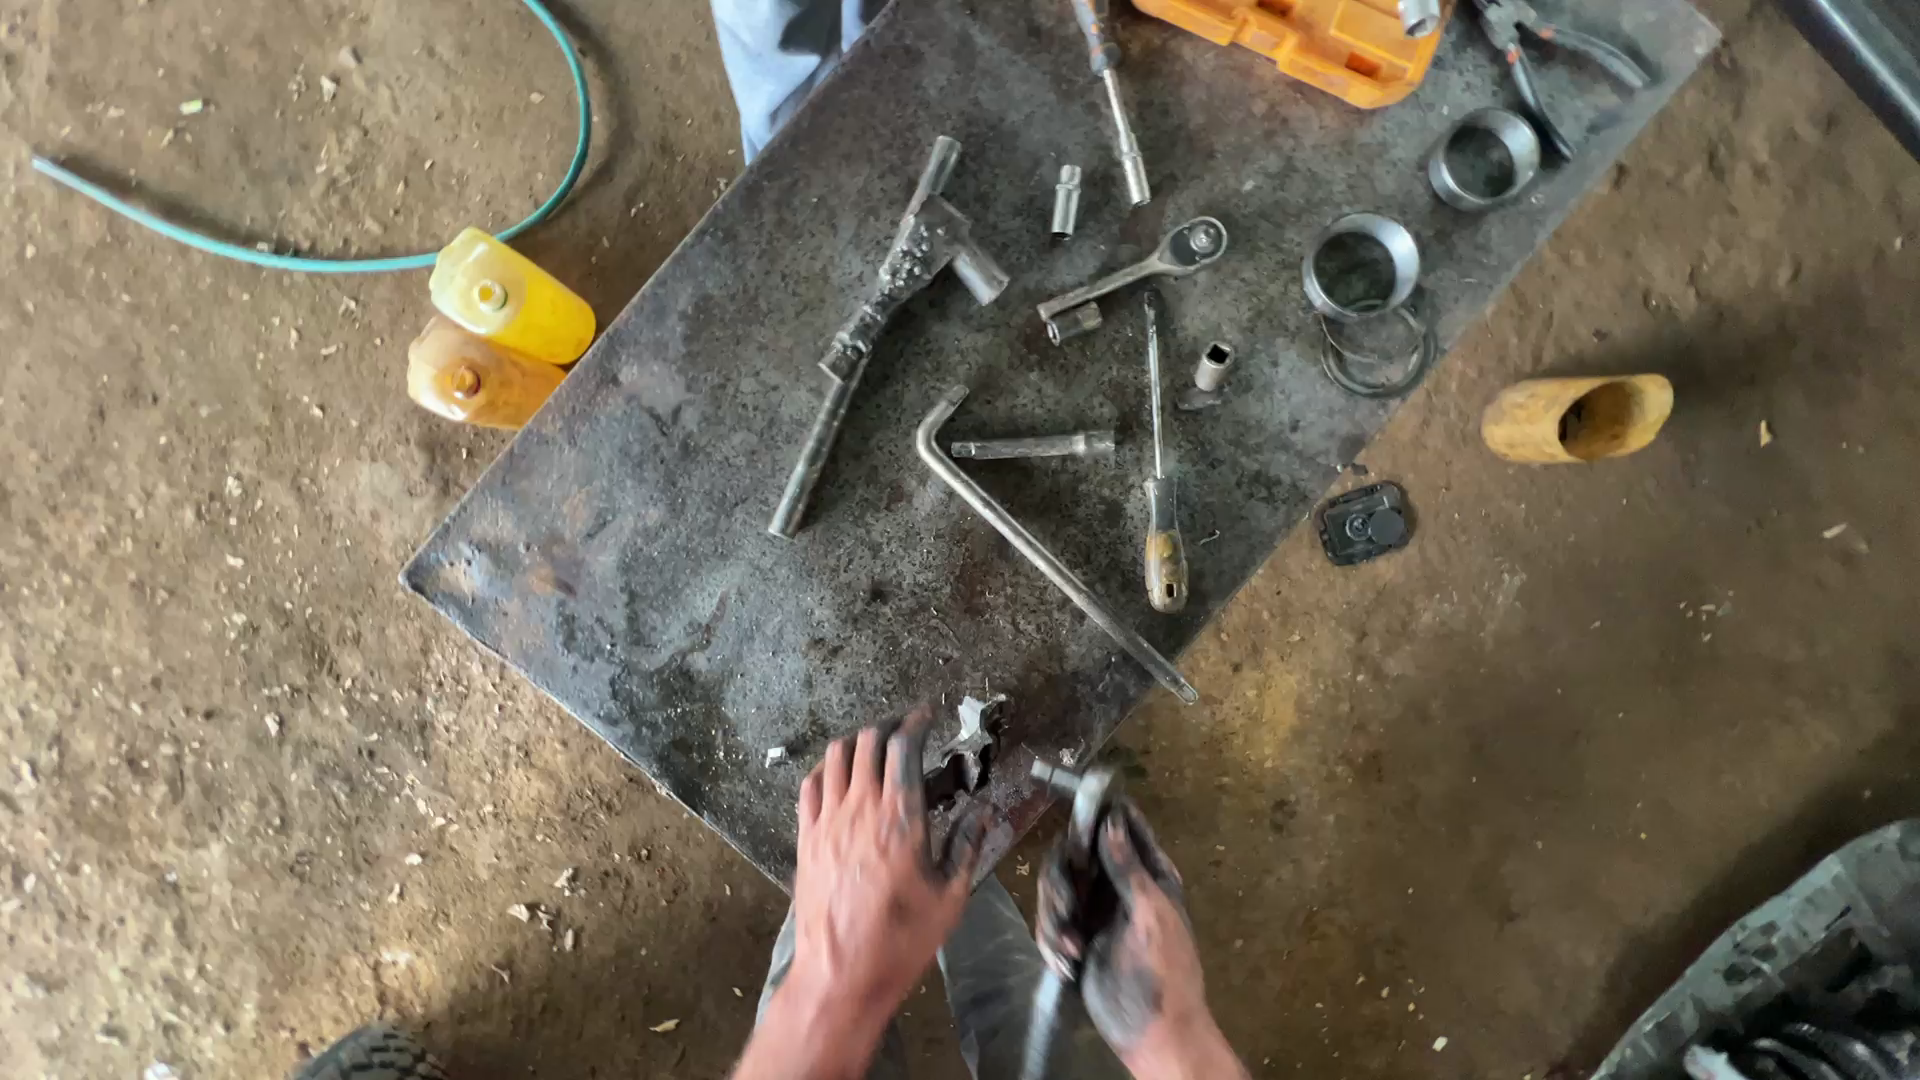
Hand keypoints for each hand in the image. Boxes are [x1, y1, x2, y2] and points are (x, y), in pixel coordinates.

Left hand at [734, 709, 987, 1079]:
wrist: (841, 975)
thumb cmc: (903, 940)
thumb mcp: (951, 897)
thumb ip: (967, 846)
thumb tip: (981, 811)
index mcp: (900, 818)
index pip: (903, 747)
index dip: (916, 722)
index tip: (928, 716)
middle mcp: (860, 808)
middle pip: (867, 740)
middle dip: (889, 724)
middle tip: (906, 730)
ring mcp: (828, 821)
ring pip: (835, 755)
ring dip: (857, 741)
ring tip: (874, 747)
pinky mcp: (806, 837)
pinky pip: (809, 785)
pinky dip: (826, 768)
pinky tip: (839, 776)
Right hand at [1037, 801, 1246, 1079]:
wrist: (1154, 1034)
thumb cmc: (1165, 971)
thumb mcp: (1150, 915)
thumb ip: (1127, 867)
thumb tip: (1110, 818)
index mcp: (1147, 871)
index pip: (1120, 824)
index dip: (1097, 814)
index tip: (1076, 823)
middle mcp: (1115, 881)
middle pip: (1072, 853)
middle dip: (1062, 880)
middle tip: (1067, 907)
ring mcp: (1092, 907)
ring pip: (1054, 885)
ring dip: (1055, 916)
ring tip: (1070, 948)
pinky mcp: (1074, 933)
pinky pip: (1048, 919)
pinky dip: (1051, 940)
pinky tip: (1068, 964)